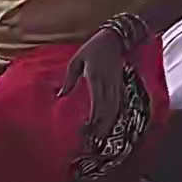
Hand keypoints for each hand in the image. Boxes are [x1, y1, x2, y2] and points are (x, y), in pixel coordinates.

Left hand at [57, 26, 133, 146]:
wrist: (116, 38)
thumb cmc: (93, 48)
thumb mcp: (76, 62)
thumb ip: (69, 80)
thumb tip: (60, 96)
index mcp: (97, 80)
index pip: (97, 106)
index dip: (93, 121)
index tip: (86, 132)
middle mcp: (109, 86)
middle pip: (108, 113)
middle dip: (101, 129)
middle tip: (93, 143)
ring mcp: (117, 87)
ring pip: (115, 111)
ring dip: (108, 126)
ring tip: (100, 140)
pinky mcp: (120, 87)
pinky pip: (118, 105)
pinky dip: (113, 117)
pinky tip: (109, 127)